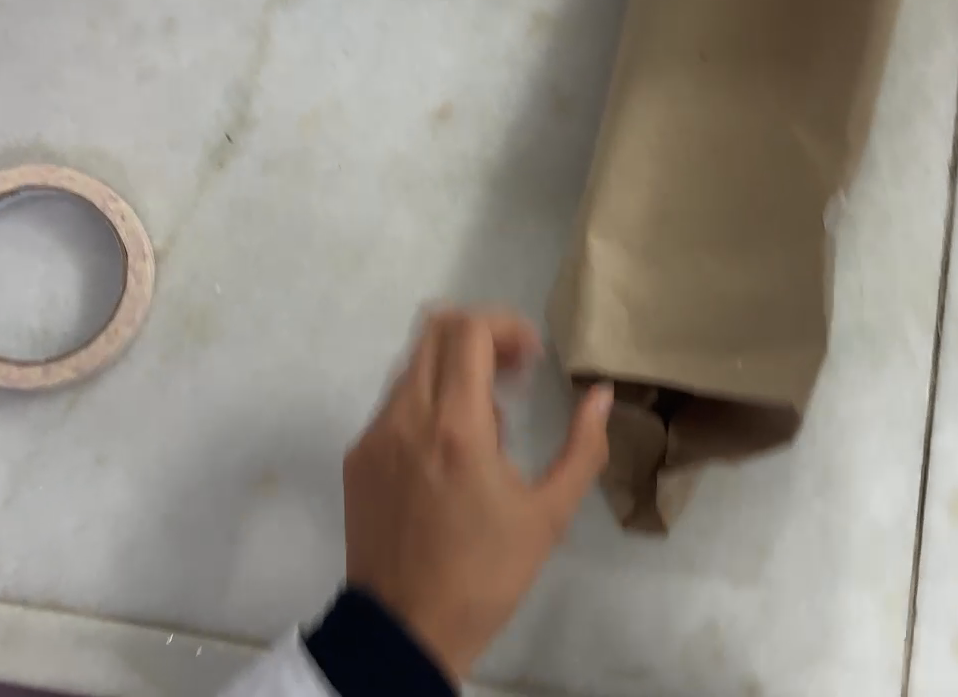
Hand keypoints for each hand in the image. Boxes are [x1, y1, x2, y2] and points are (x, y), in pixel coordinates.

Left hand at [342, 308, 613, 681]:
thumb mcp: (549, 515)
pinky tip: (449, 449)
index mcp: (456, 425)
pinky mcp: (357, 455)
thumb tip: (600, 394)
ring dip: (454, 367)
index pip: (469, 330)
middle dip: (481, 336)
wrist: (404, 632)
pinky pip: (395, 400)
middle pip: (435, 328)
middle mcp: (406, 416)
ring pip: (413, 362)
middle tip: (513, 374)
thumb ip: (583, 448)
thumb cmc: (485, 574)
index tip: (532, 358)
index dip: (506, 326)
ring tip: (487, 420)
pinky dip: (428, 399)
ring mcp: (375, 433)